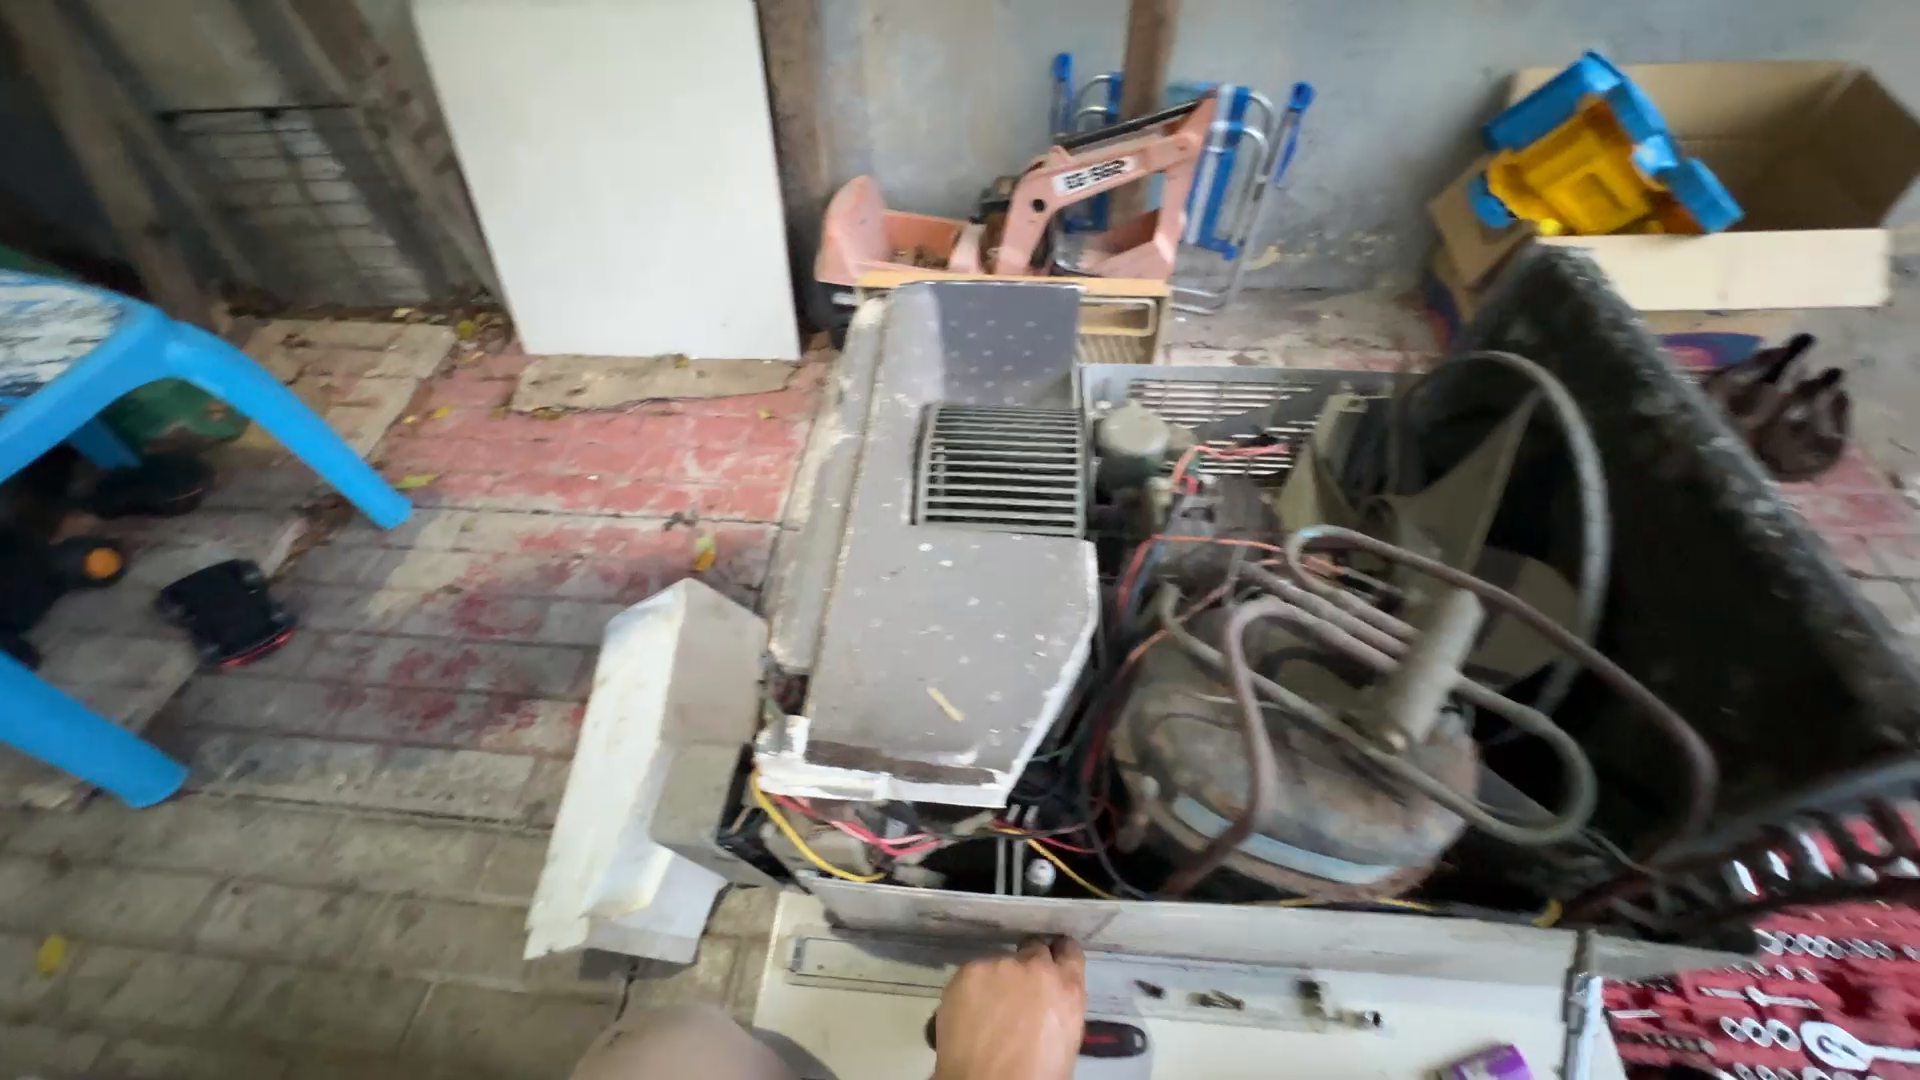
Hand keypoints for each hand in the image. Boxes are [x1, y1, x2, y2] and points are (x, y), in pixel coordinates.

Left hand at [933, 936, 1086, 1079]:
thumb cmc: (1033, 1077)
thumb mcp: (1063, 1042)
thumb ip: (1057, 1009)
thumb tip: (1047, 1001)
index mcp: (1067, 989)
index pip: (1069, 951)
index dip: (1059, 955)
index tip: (1052, 960)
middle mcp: (1036, 967)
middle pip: (1034, 949)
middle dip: (1028, 964)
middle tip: (1017, 990)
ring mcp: (1001, 964)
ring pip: (1001, 963)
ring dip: (999, 979)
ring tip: (988, 1010)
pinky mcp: (970, 969)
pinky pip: (975, 973)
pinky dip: (973, 988)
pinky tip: (969, 1012)